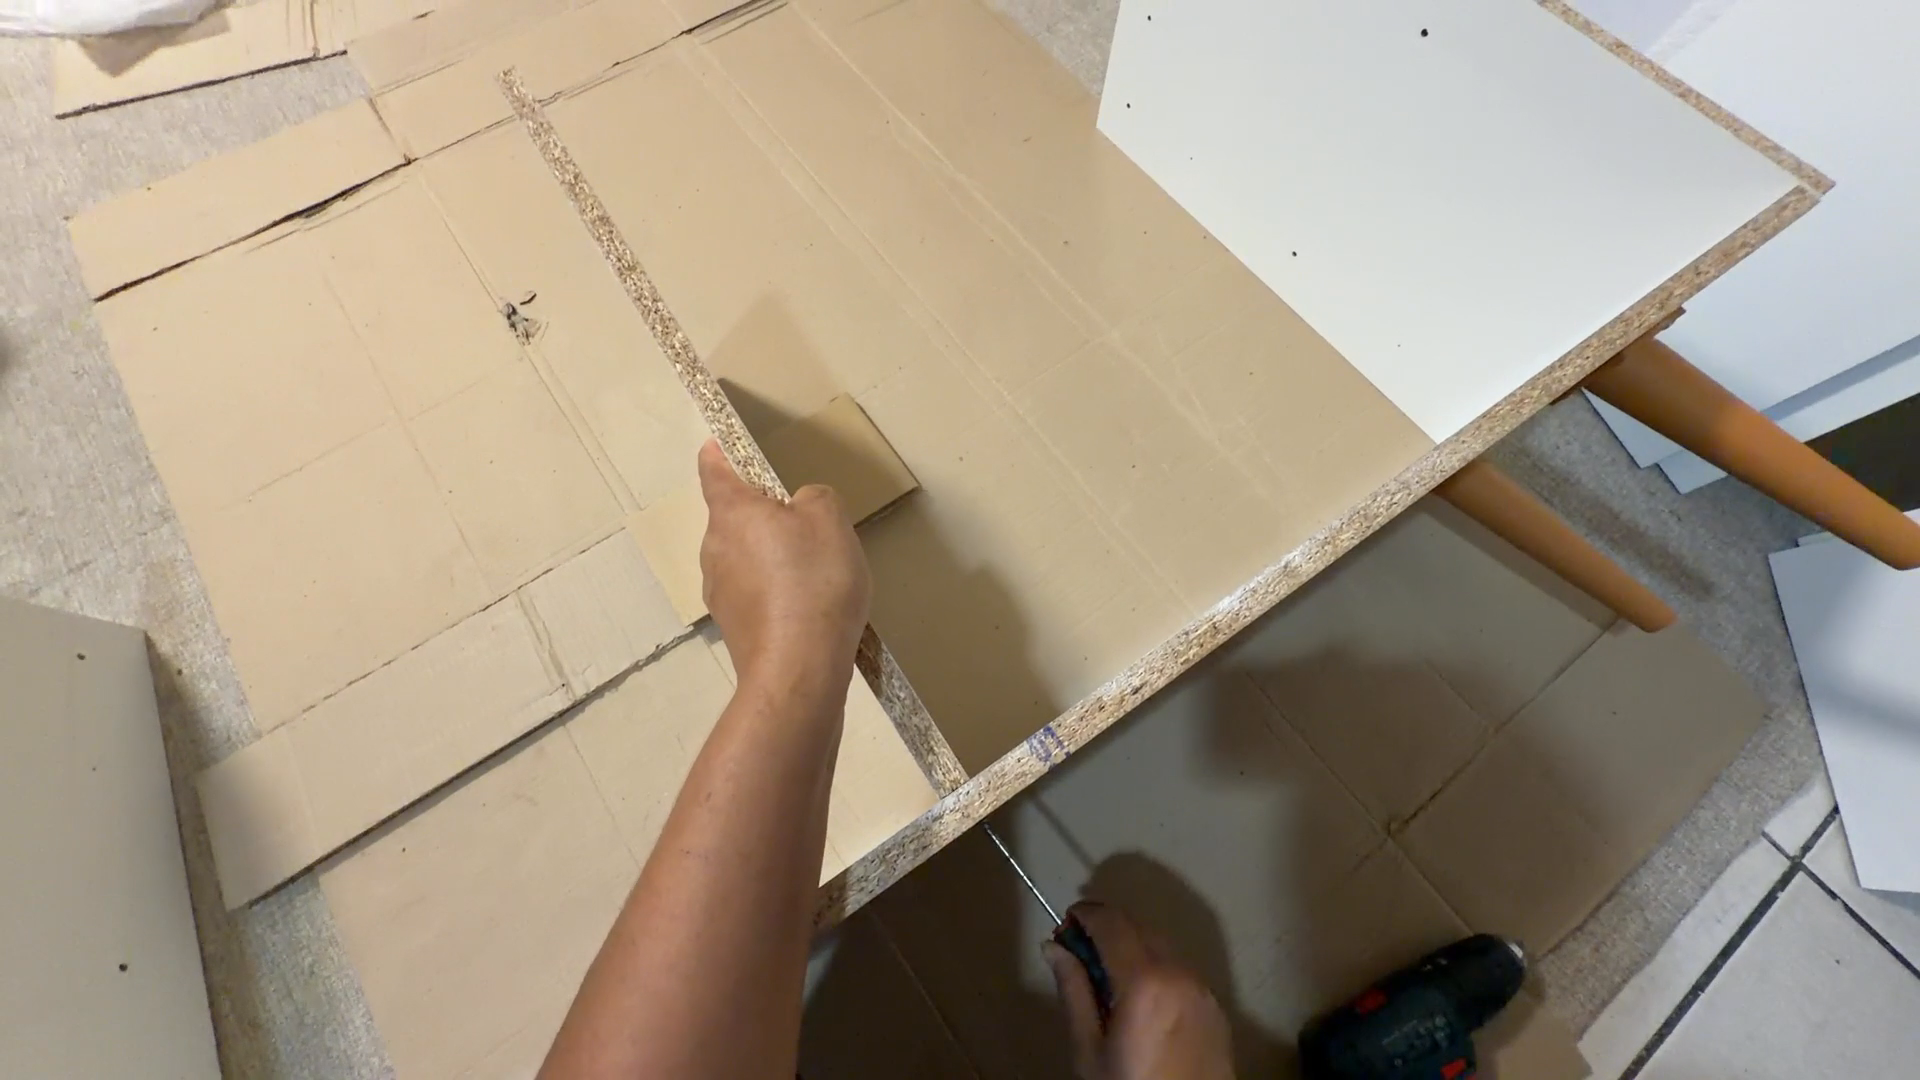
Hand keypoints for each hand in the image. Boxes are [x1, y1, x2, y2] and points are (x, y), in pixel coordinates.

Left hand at [697, 439, 870, 693]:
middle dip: (761, 514)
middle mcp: (714, 548)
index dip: (718, 454)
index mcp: (733, 513)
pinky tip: (807, 605)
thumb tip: (800, 506)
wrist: (799, 667)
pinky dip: (774, 590)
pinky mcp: (734, 626)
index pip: (714, 470)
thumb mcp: (830, 520)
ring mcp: (719, 591)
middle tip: (804, 522)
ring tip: (813, 570)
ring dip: (770, 555)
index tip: (719, 445)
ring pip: (744, 557)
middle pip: (734, 518)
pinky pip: (754, 592)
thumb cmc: (814, 581)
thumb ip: (815, 498)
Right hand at [1045, 903, 1235, 1079]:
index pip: (1110, 921)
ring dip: (1130, 944)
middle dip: (1105, 927)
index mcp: (1143, 982)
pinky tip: (1141, 997)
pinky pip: (1178, 968)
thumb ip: (1072, 991)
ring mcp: (1201, 989)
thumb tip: (1053, 947)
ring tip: (1108, 976)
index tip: (1065, 925)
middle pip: (1136, 925)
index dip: (1084, 914)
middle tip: (1079, 950)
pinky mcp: (1216, 1007)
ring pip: (1159, 943)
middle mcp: (1177, 974)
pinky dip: (1155, 966)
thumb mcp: (1089, 1052)